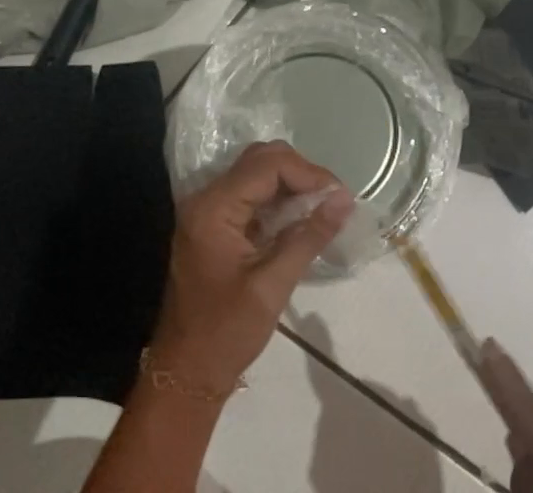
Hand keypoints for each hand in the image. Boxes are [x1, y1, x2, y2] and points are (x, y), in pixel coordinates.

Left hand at [149, 141, 354, 395]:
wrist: (186, 372)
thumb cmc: (226, 332)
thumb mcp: (273, 285)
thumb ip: (309, 236)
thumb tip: (345, 199)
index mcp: (213, 210)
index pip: (268, 166)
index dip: (308, 174)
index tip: (339, 198)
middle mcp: (206, 201)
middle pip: (261, 161)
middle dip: (302, 174)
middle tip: (332, 201)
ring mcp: (208, 213)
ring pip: (257, 174)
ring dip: (292, 185)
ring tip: (323, 209)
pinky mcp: (215, 227)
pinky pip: (252, 196)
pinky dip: (280, 201)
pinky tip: (302, 221)